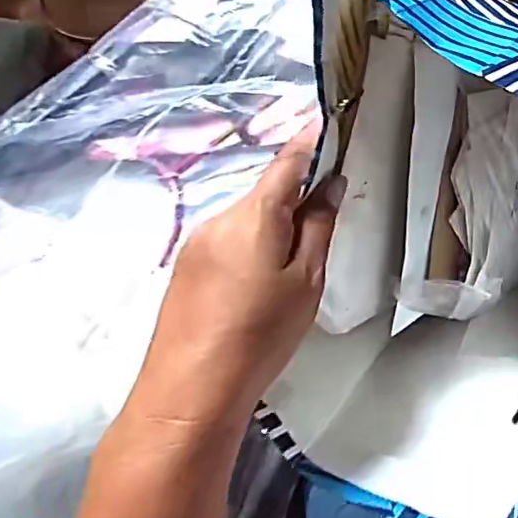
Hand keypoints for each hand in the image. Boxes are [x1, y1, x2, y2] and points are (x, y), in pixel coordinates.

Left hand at [125, 119, 342, 432]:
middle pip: (268, 187)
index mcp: (255, 215)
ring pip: (249, 212)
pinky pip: (230, 234)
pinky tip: (260, 278)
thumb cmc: (260, 335)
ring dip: (275, 220)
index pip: (289, 159)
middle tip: (324, 220)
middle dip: (297, 193)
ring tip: (292, 264)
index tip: (331, 122)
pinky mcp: (186, 263)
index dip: (312, 138)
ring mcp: (198, 239)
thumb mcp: (306, 280)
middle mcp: (221, 216)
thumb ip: (320, 224)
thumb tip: (330, 184)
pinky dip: (253, 239)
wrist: (187, 395)